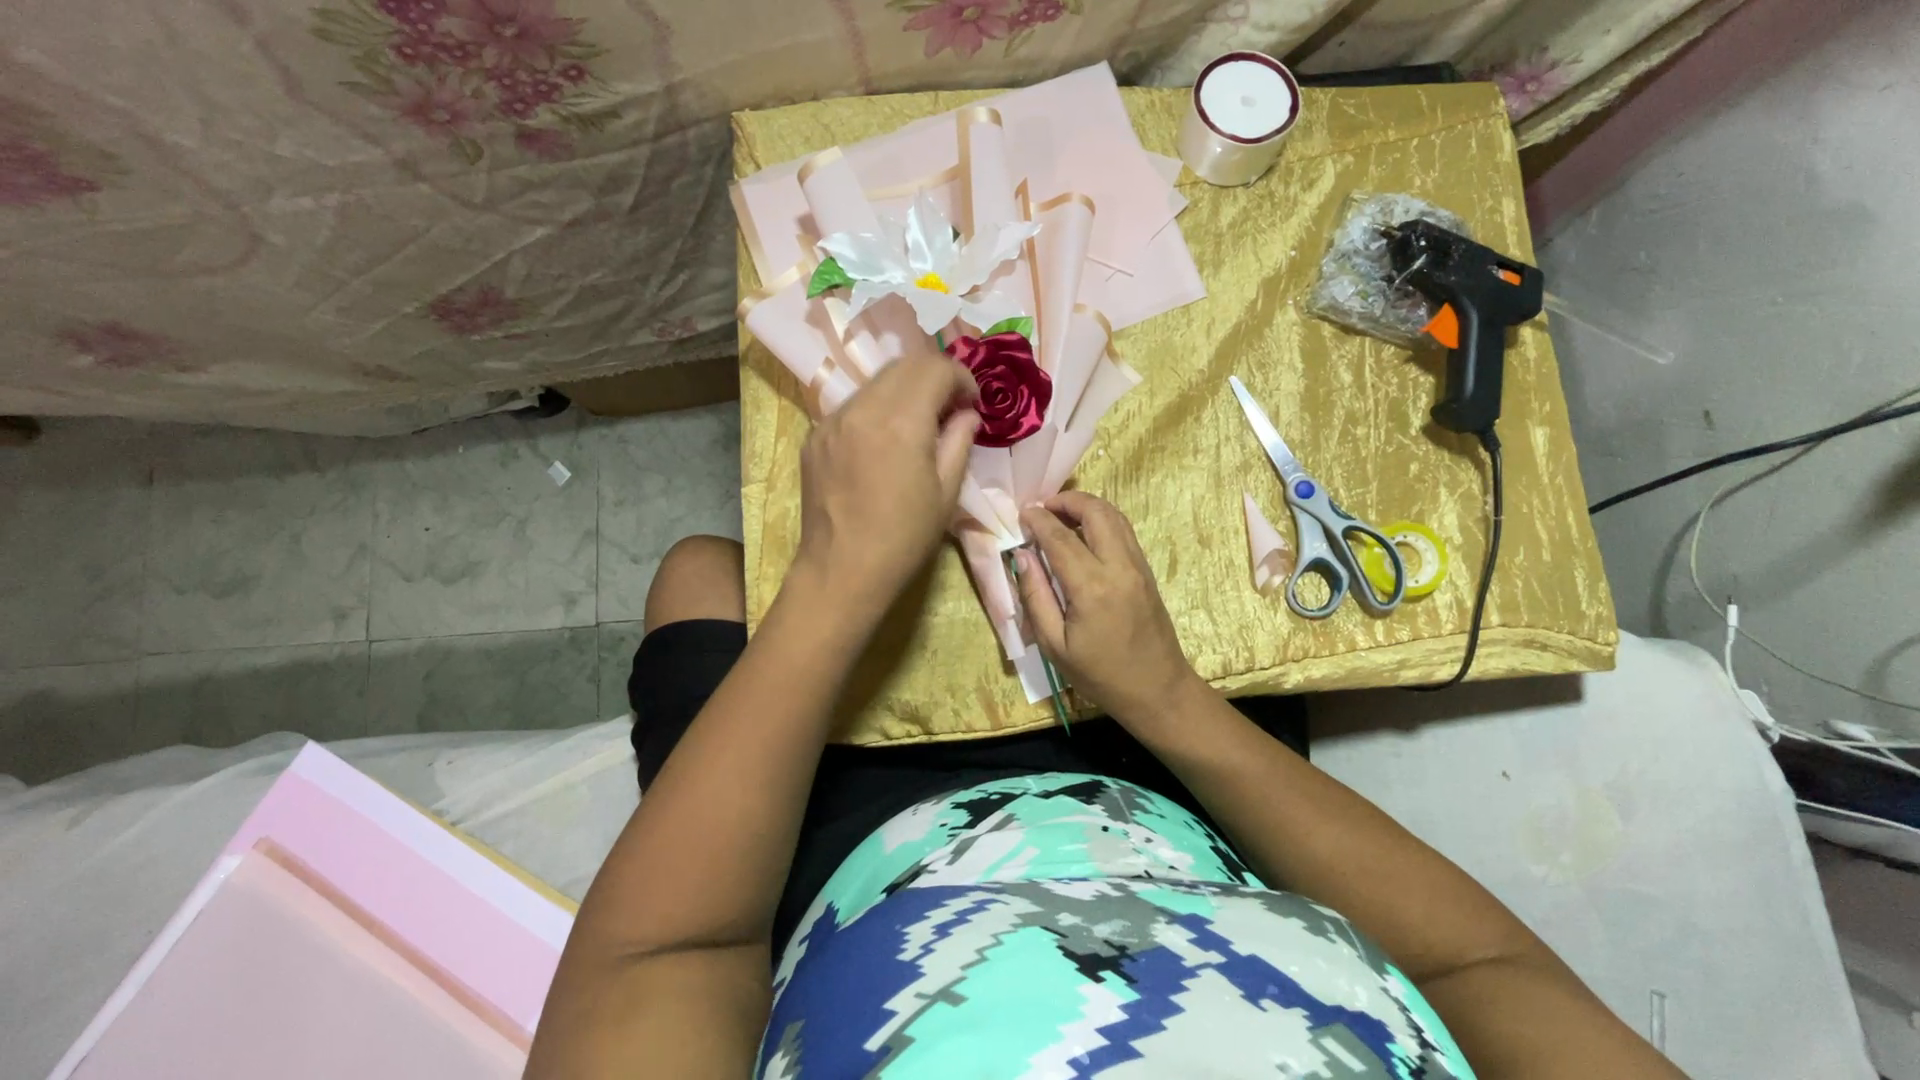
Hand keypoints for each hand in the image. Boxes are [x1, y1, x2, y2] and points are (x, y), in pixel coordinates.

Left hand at [793, 354, 979, 615]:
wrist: (842, 570)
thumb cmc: (904, 538)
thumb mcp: (946, 493)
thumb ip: (959, 441)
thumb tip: (966, 414)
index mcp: (900, 422)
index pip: (936, 368)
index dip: (962, 378)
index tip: (972, 404)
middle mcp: (862, 408)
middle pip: (904, 364)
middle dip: (935, 376)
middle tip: (951, 408)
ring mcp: (832, 420)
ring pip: (876, 382)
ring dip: (905, 390)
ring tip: (919, 424)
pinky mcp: (816, 436)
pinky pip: (853, 406)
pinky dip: (877, 410)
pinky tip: (885, 443)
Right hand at [1016, 492, 1204, 727]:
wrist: (1157, 690)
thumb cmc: (1100, 675)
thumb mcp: (1054, 645)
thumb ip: (1036, 596)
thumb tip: (1023, 556)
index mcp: (1092, 587)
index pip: (1060, 537)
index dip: (1038, 520)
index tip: (1022, 514)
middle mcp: (1119, 567)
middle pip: (1096, 512)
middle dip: (1067, 501)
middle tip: (1043, 509)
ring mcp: (1138, 566)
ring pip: (1115, 516)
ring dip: (1087, 507)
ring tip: (1061, 516)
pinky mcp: (1146, 572)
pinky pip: (1124, 532)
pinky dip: (1102, 521)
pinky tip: (1083, 535)